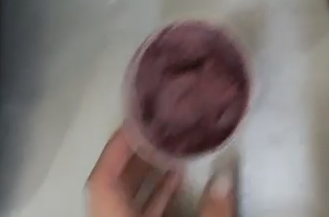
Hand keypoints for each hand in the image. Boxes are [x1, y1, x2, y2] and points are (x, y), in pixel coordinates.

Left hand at [88, 127, 237, 216]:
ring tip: (172, 147)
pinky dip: (154, 195)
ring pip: (125, 199)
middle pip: (113, 184)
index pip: (102, 178)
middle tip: (160, 124)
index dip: (116, 147)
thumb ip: (211, 209)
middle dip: (135, 152)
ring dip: (146, 173)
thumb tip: (226, 174)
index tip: (138, 120)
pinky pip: (137, 213)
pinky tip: (177, 179)